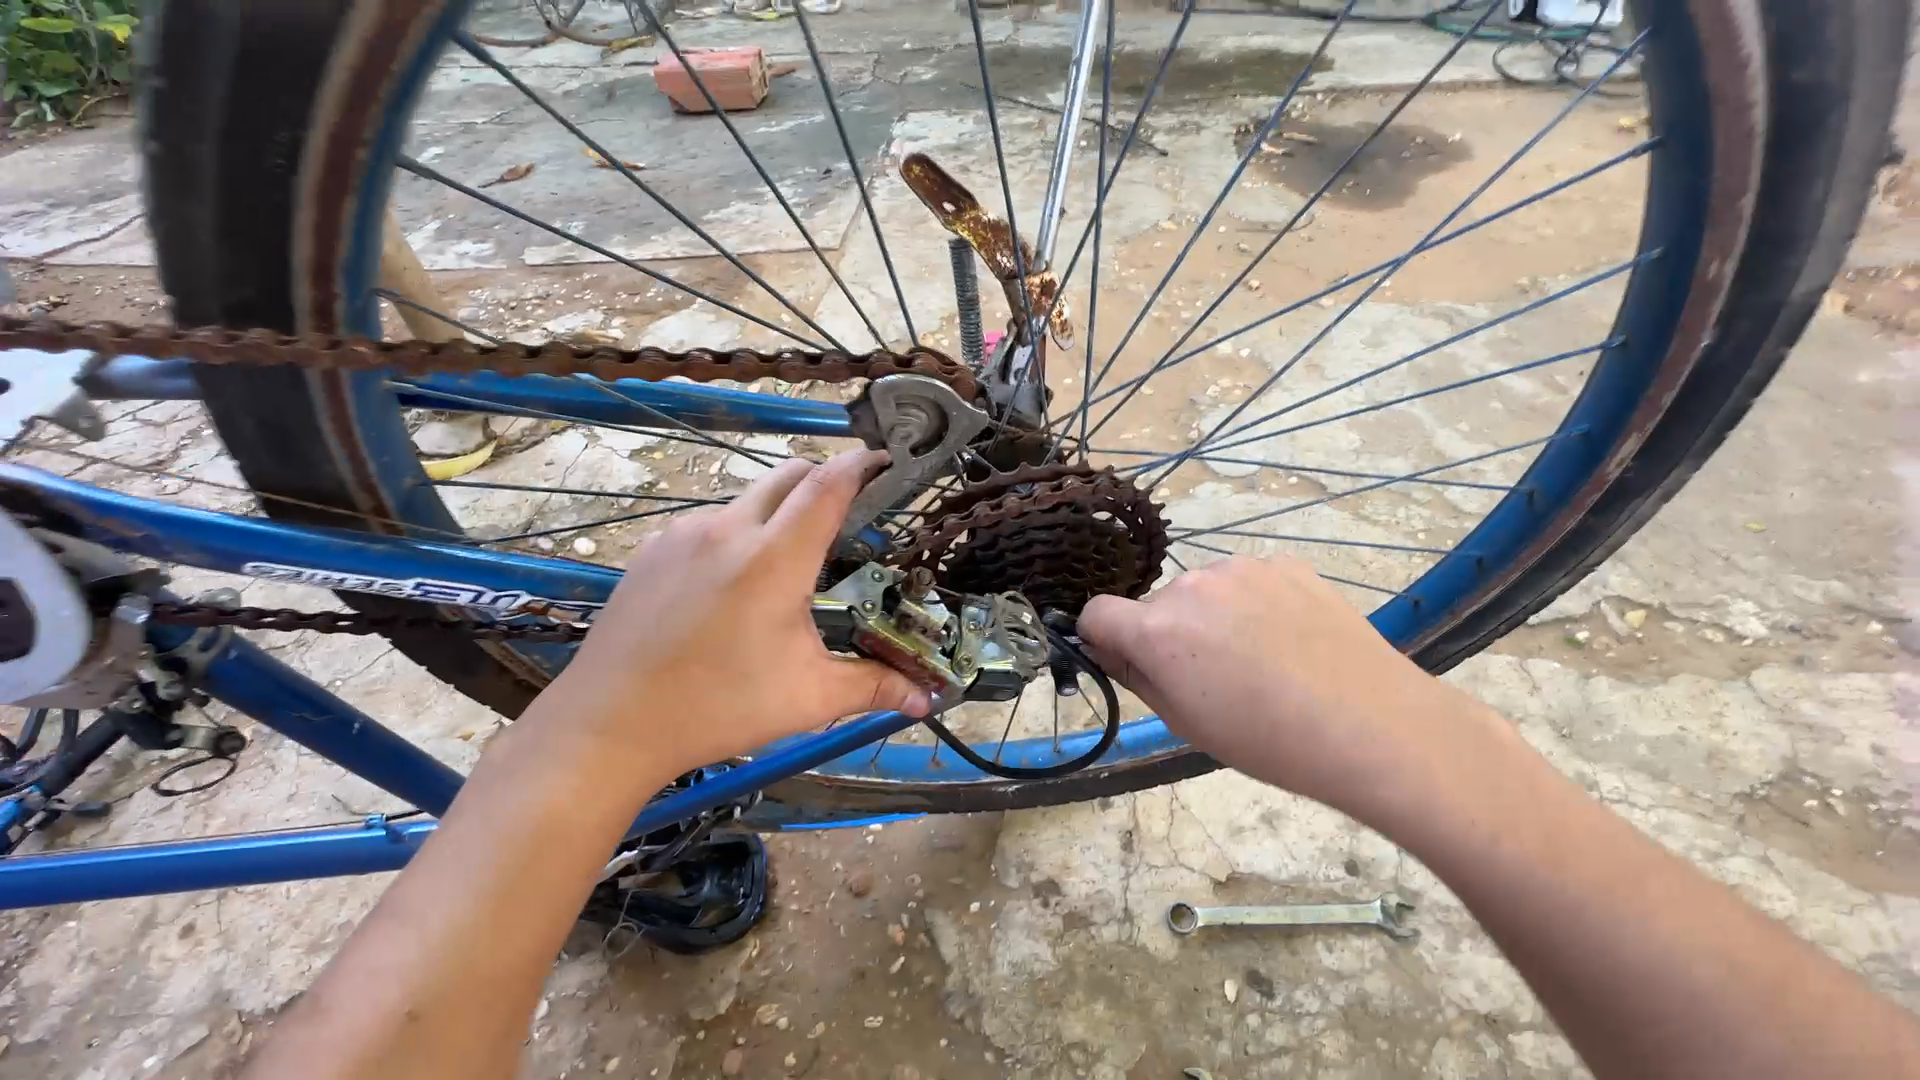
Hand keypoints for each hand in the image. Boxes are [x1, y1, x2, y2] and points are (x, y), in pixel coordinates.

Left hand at [529, 451, 930, 785]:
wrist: (610, 723)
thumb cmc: (718, 709)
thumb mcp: (807, 699)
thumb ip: (872, 686)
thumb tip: (927, 698)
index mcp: (774, 560)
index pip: (827, 486)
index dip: (860, 464)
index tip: (883, 459)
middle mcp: (728, 530)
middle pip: (788, 475)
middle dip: (821, 479)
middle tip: (844, 510)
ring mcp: (682, 535)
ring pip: (745, 500)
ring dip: (775, 512)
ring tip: (784, 563)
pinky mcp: (651, 550)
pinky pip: (706, 524)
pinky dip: (733, 536)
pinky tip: (728, 586)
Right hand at [1077, 555, 1487, 823]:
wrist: (1373, 725)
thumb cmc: (1269, 741)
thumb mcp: (1185, 724)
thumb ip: (1139, 678)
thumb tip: (1117, 651)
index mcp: (1157, 629)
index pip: (1097, 613)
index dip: (1105, 640)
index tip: (1133, 664)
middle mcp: (1191, 585)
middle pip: (1157, 605)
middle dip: (1169, 634)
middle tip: (1213, 678)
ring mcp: (1243, 568)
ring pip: (1205, 591)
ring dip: (1213, 616)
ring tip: (1261, 659)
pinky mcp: (1287, 564)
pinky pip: (1250, 582)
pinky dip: (1255, 604)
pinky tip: (1291, 640)